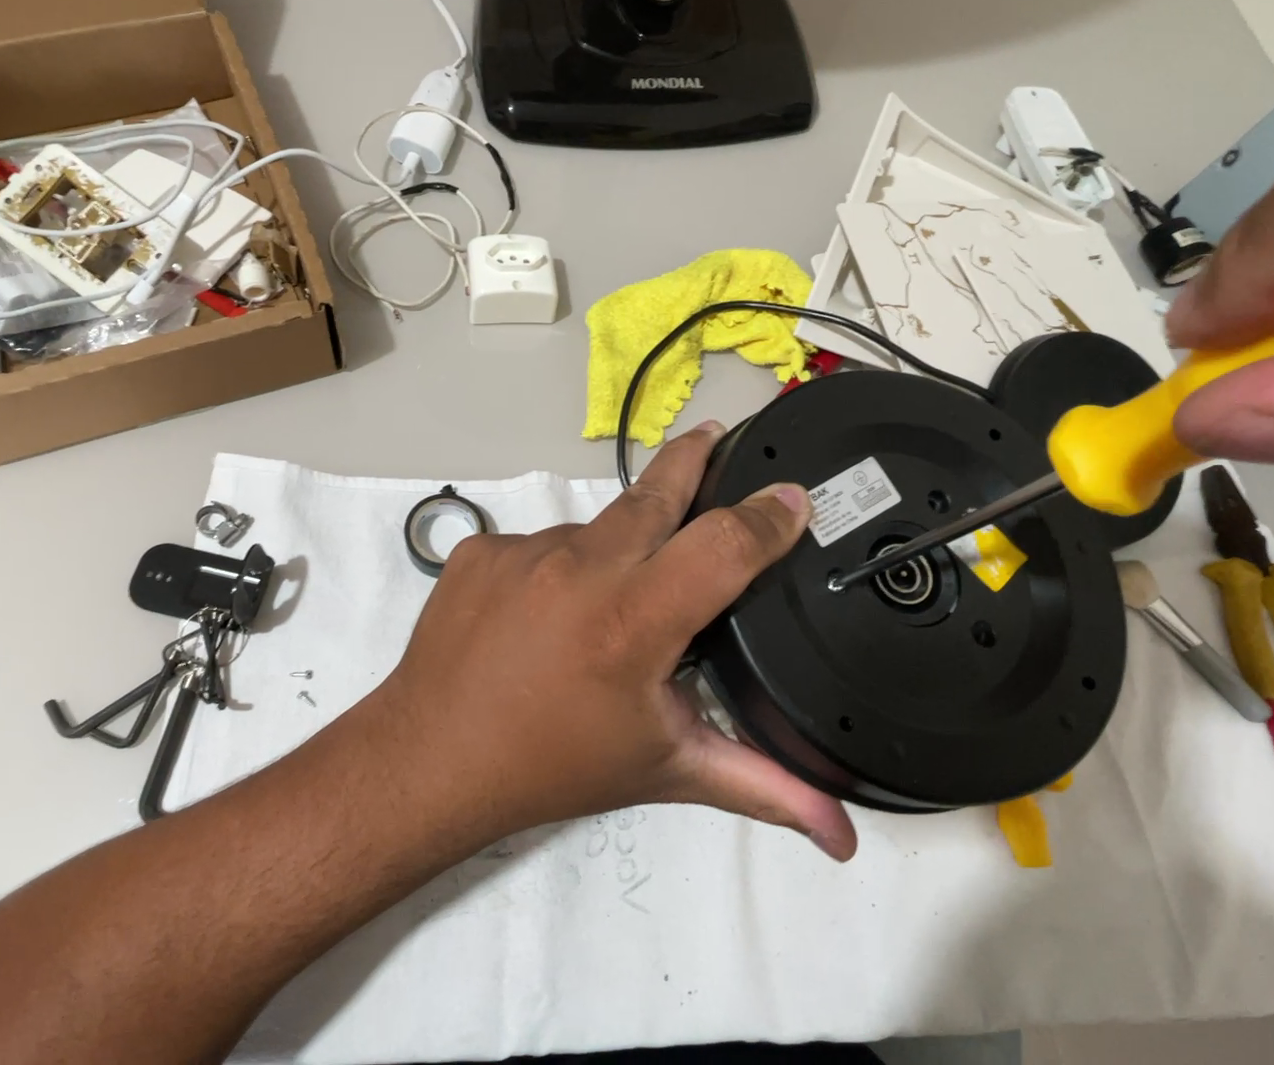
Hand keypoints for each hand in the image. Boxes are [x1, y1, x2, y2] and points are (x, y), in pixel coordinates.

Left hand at [364, 421, 856, 860]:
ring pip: (593, 531)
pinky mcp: (480, 550)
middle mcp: (581, 568)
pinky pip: (538, 545)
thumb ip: (761, 788)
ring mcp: (524, 551)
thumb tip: (843, 838)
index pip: (723, 542)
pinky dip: (555, 571)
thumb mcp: (664, 769)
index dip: (767, 516)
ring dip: (614, 551)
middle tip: (719, 436)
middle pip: (655, 491)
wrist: (430, 758)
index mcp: (636, 618)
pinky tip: (545, 613)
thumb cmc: (552, 767)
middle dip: (694, 459)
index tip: (792, 496)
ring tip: (604, 602)